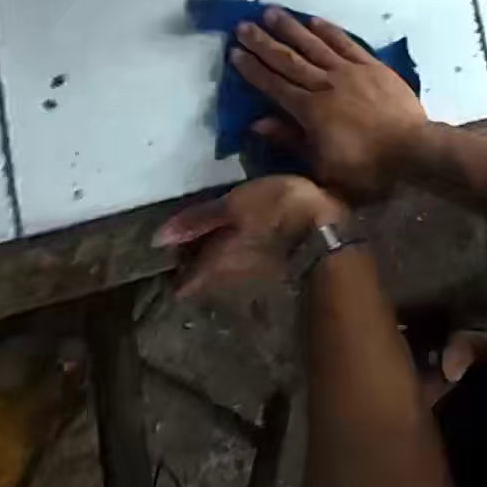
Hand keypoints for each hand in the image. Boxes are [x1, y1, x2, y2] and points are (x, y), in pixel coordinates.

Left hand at [154, 176, 348, 296]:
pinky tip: (249, 225)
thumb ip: (200, 219)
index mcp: (213, 266)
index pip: (181, 282)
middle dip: (195, 256)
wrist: (328, 231)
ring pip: (224, 268)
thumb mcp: (235, 205)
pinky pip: (246, 259)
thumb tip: (157, 238)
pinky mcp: (274, 268)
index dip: (173, 265)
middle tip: (195, 226)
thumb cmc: (276, 213)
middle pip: (202, 276)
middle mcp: (228, 280)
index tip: (172, 243)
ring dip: (220, 250)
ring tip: (223, 221)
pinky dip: (242, 246)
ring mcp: (253, 278)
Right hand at [231, 8, 433, 201]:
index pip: (274, 85)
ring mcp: (350, 72)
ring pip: (314, 45)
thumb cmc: (367, 170)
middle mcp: (325, 85)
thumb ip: (291, 140)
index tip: (234, 52)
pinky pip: (346, 43)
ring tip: (271, 12)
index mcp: (310, 111)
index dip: (253, 68)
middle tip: (243, 25)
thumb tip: (257, 123)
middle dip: (263, 42)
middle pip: (288, 59)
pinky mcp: (372, 67)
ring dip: (291, 28)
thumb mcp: (323, 167)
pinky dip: (328, 31)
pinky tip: (314, 21)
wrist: (414, 153)